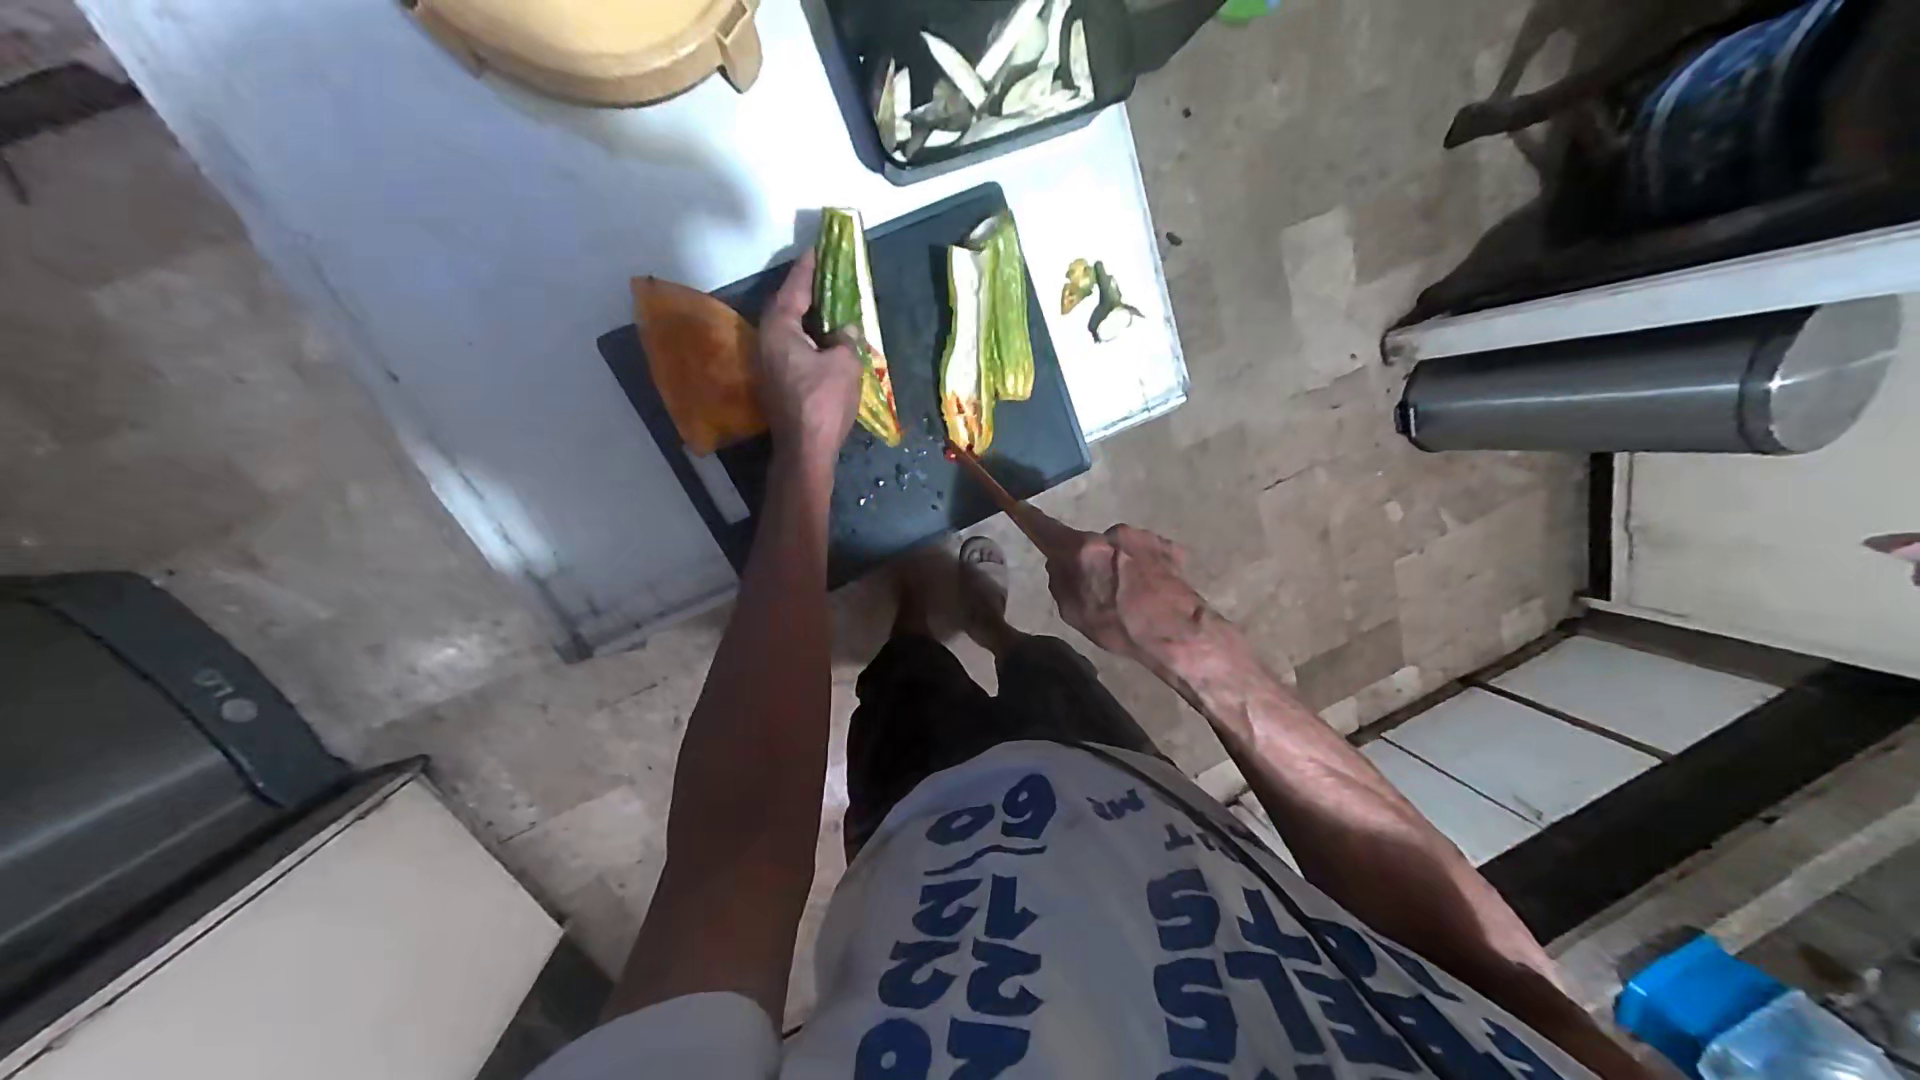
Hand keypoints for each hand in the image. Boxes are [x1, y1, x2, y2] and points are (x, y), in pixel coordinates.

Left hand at [755, 250, 861, 465]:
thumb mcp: (844, 363)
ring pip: (791, 330)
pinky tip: (827, 340)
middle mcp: (768, 341)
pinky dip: (810, 339)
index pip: (794, 289)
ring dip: (809, 318)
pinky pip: (795, 348)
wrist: (806, 448)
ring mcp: (771, 364)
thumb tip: (846, 329)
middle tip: (825, 275)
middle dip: (806, 292)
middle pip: (787, 308)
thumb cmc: (823, 401)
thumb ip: (845, 339)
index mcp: (779, 329)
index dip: (808, 269)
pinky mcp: (780, 382)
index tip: (816, 249)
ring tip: (829, 305)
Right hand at [1046, 524, 1215, 667]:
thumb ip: (1061, 582)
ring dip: (1121, 566)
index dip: (1033, 520)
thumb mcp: (1074, 613)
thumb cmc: (1119, 626)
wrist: (1176, 633)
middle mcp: (1113, 533)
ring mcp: (1144, 537)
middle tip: (1101, 590)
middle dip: (1093, 561)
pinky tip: (1152, 594)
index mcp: (1083, 549)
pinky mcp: (1170, 547)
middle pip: (1092, 543)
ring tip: (1132, 598)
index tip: (1022, 509)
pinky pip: (1147, 556)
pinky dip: (1145, 570)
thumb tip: (1057, 564)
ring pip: (1121, 549)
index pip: (1050, 529)